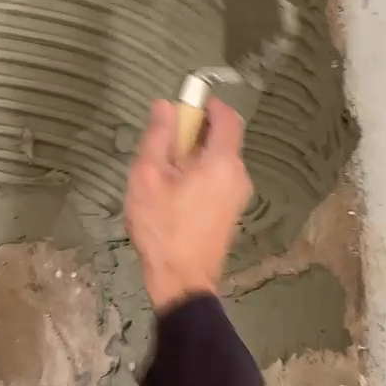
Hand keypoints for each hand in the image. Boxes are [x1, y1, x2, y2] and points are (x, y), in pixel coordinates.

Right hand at [123, 98, 253, 312]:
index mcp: (222, 162)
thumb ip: (157, 137)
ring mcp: (238, 196)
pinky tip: (174, 192)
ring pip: (219, 160)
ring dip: (195, 155)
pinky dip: (200, 173)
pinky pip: (218, 179)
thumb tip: (166, 105)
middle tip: (163, 143)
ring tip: (163, 172)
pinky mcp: (231, 212)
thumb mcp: (148, 177)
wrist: (182, 280)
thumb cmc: (162, 227)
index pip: (227, 117)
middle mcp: (238, 175)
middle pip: (223, 138)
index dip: (207, 105)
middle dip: (195, 131)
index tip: (183, 107)